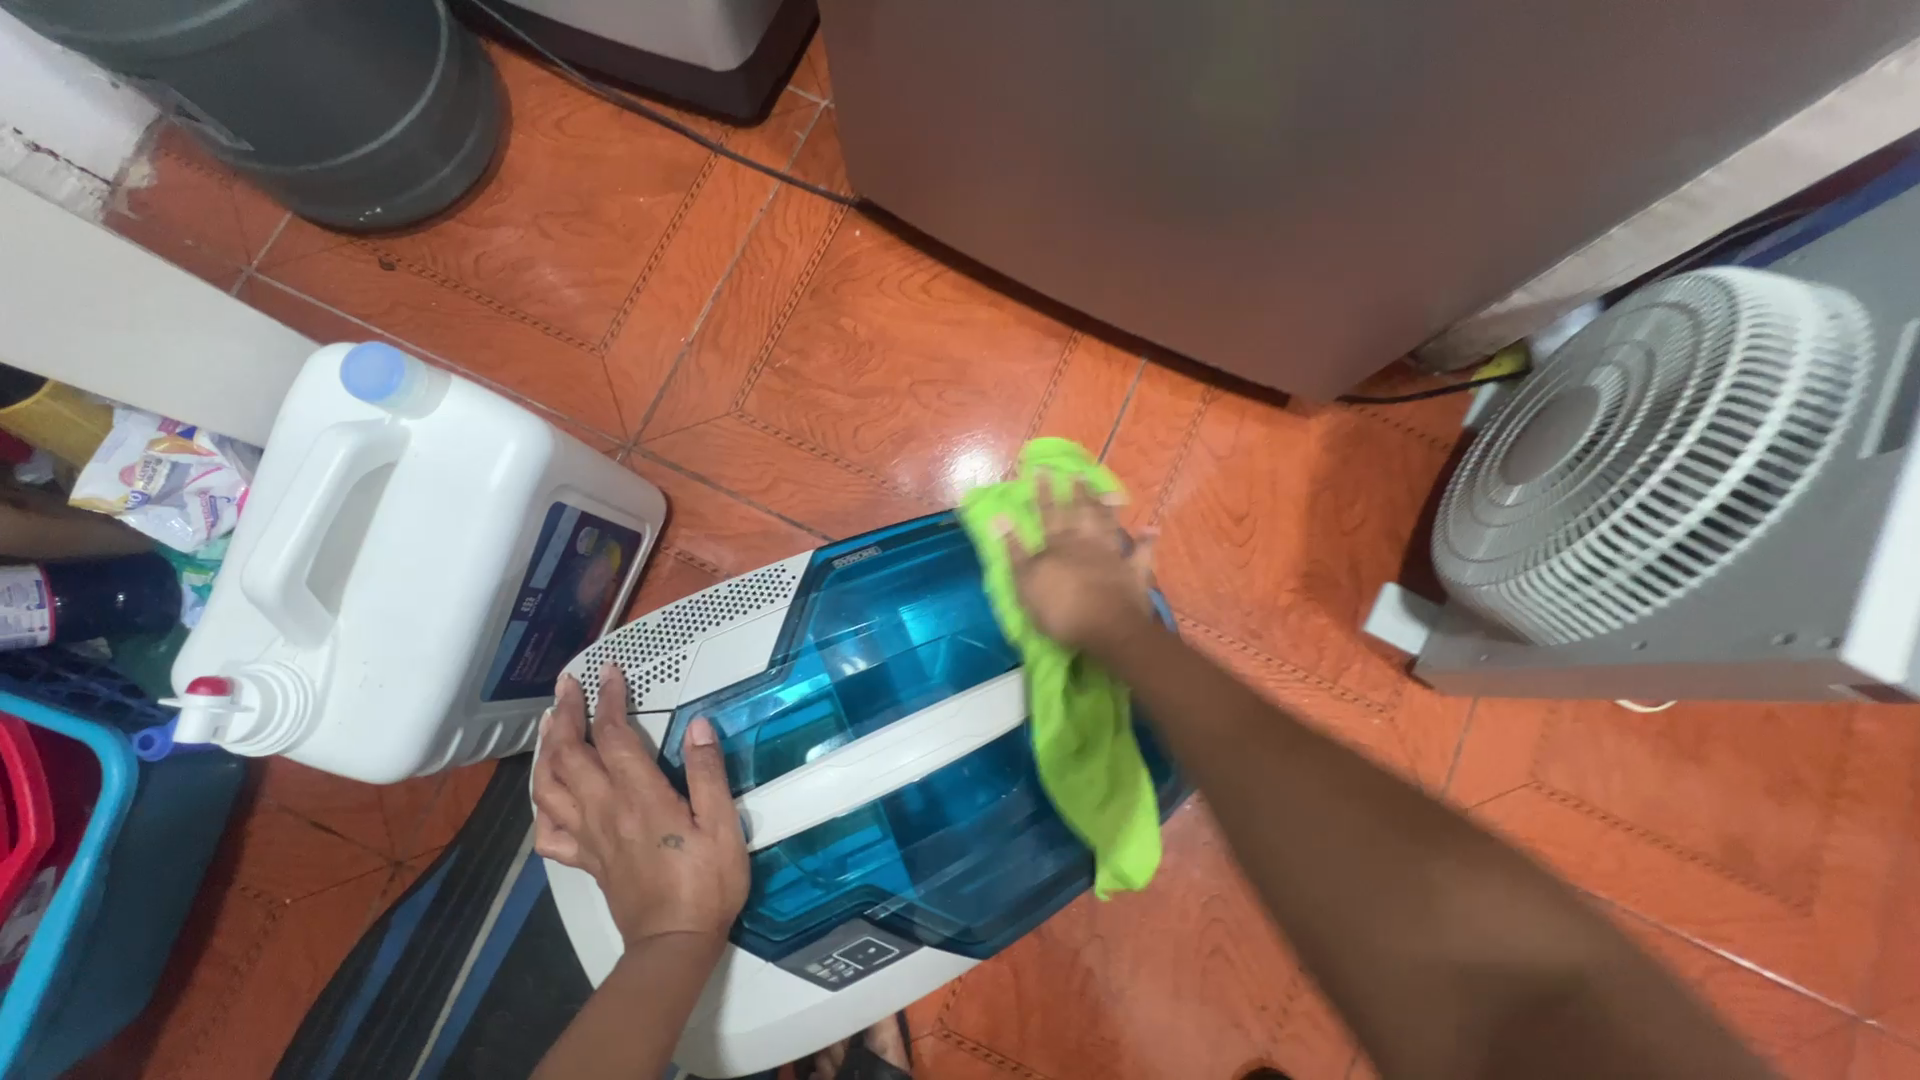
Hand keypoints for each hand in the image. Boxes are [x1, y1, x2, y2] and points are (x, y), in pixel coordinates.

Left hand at [532, 664, 748, 950]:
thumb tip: (699, 726)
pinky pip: (548, 831)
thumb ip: (707, 772)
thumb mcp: (722, 823)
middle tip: (568, 687)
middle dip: (564, 714)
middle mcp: (605, 811)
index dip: (608, 700)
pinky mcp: (584, 860)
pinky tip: (548, 793)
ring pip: (548, 786)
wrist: (675, 942)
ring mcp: (588, 836)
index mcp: (639, 797)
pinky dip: (541, 805)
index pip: (614, 736)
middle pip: (569, 754)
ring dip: (544, 749)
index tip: (609, 672)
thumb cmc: (706, 881)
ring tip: (549, 724)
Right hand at [1001, 472, 1158, 656]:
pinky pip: (1142, 554)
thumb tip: (999, 517)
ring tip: (1108, 491)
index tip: (1042, 469)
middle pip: (1080, 513)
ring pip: (1108, 526)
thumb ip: (1014, 550)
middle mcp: (1085, 543)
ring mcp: (1112, 556)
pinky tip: (1151, 529)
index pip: (1048, 513)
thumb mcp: (1025, 581)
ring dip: (1107, 508)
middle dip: (1078, 492)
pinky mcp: (1133, 573)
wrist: (1105, 626)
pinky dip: (1146, 541)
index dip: (1043, 492)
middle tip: (1078, 472)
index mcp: (1057, 545)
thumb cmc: (1059, 607)